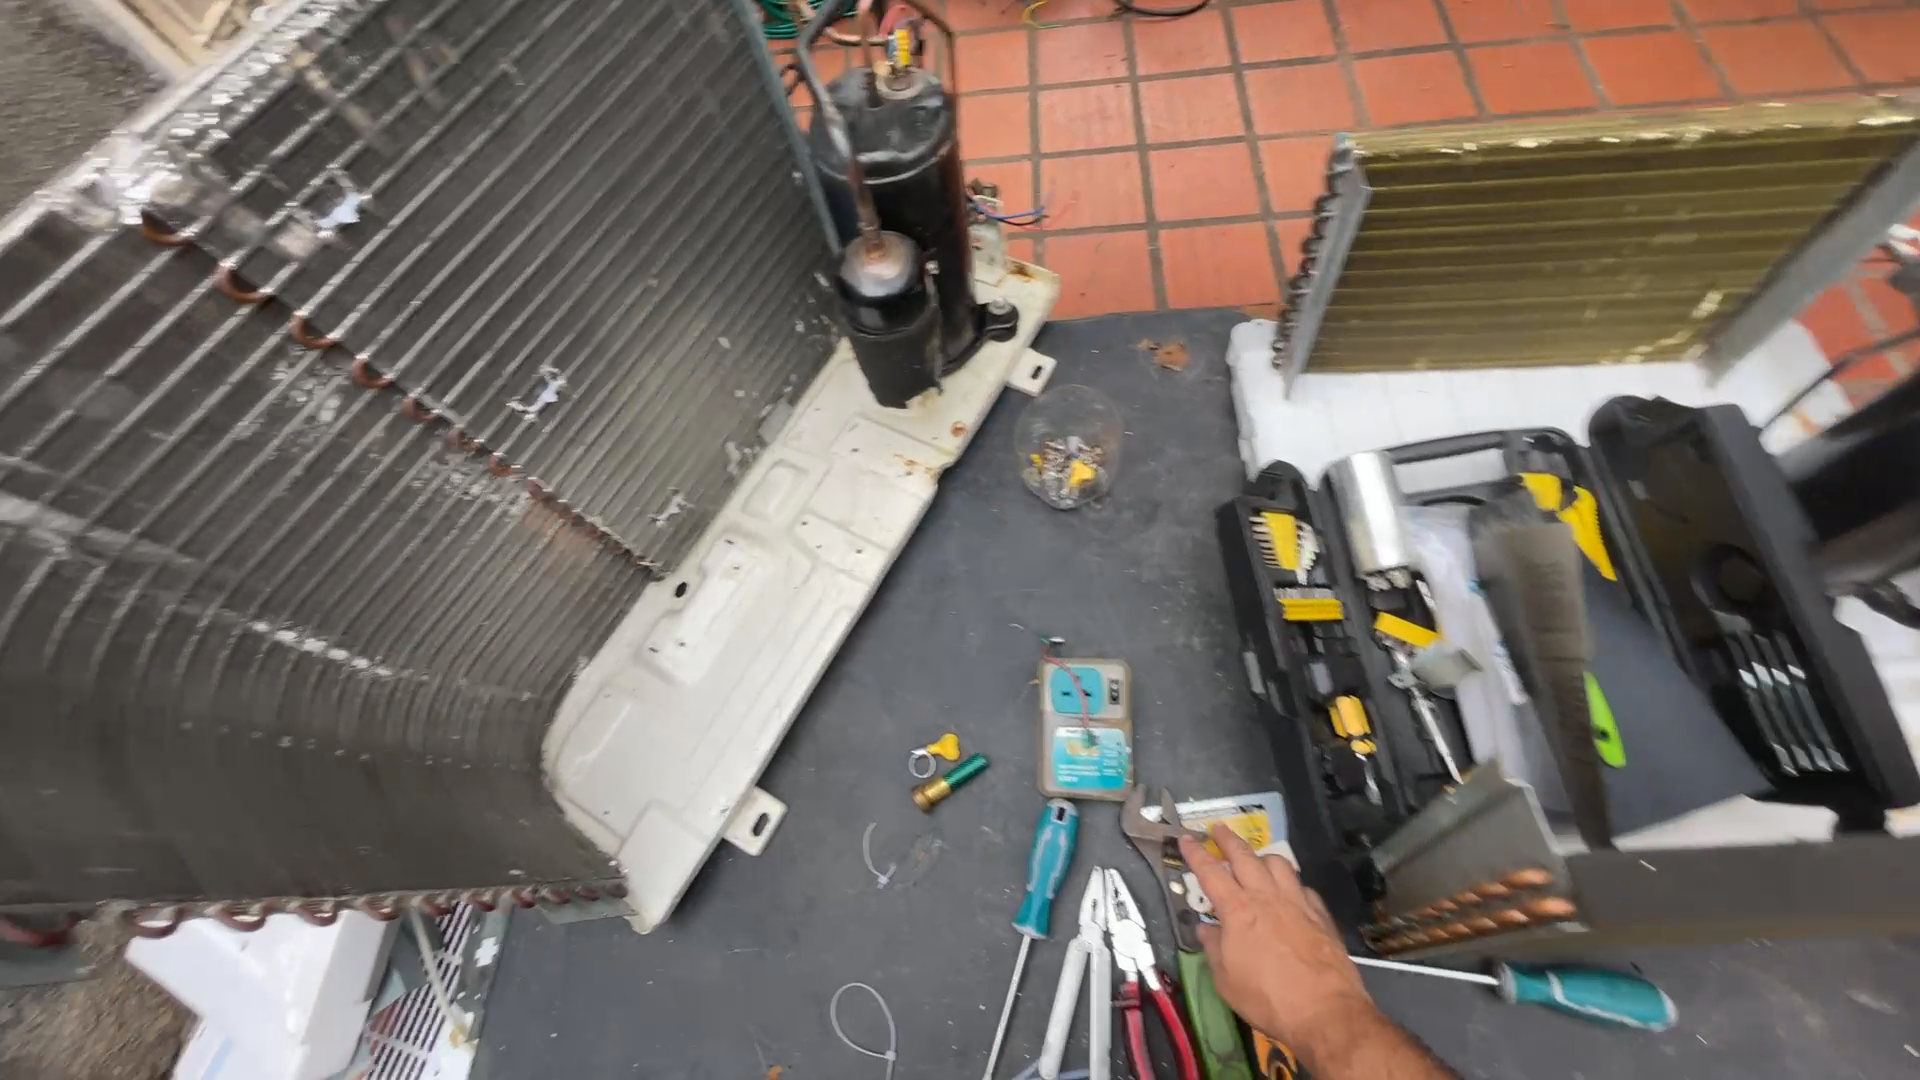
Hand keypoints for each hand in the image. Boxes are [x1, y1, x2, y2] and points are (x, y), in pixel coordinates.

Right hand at [1180, 825, 1372, 1052]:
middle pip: (1244, 856)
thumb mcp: (1226, 980)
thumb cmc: (1268, 999)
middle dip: (1228, 839)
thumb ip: (1213, 949)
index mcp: (1237, 909)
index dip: (1195, 852)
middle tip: (1218, 829)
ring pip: (1278, 863)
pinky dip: (1293, 885)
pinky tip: (1291, 894)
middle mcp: (1266, 897)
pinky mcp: (1321, 916)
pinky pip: (1304, 888)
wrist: (1326, 1013)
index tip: (1186, 837)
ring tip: (1257, 860)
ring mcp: (1297, 903)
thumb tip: (1207, 930)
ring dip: (1262, 857)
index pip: (1210, 871)